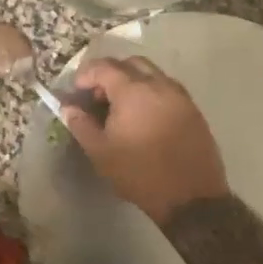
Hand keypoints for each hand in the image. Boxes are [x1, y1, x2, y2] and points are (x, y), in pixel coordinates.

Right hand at [61, 56, 229, 222]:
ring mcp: (181, 97)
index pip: (103, 67)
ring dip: (132, 81)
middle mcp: (159, 86)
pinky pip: (167, 89)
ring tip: (121, 107)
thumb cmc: (139, 173)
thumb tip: (68, 107)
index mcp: (133, 92)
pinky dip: (151, 93)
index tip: (76, 92)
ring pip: (152, 74)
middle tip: (98, 96)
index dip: (85, 75)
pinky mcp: (194, 112)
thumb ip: (80, 124)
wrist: (191, 199)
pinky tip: (143, 117)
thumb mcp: (100, 151)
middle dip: (110, 73)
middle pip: (131, 63)